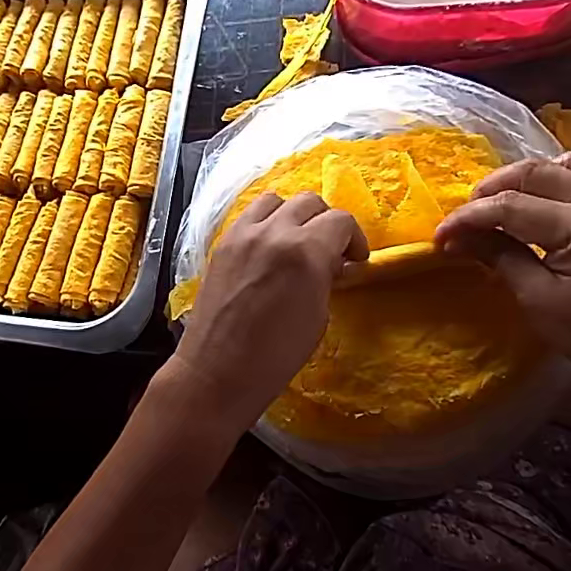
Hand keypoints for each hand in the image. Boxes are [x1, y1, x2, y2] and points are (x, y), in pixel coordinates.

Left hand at [171, 191, 367, 429]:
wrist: (216, 371)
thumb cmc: (275, 356)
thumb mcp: (317, 316)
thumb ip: (326, 278)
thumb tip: (332, 263)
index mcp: (304, 251)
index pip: (340, 221)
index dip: (354, 239)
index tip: (354, 261)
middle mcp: (272, 232)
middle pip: (310, 202)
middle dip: (326, 223)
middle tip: (330, 252)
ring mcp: (241, 235)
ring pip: (276, 200)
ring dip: (293, 215)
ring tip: (297, 243)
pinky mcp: (221, 244)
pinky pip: (249, 216)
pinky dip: (265, 222)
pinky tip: (269, 248)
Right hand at [432, 152, 570, 391]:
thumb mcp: (537, 298)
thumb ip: (498, 256)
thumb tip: (454, 238)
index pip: (511, 206)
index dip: (468, 218)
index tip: (439, 237)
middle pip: (534, 172)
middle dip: (488, 192)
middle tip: (462, 222)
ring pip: (557, 167)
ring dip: (517, 182)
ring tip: (492, 211)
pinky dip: (544, 185)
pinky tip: (527, 208)